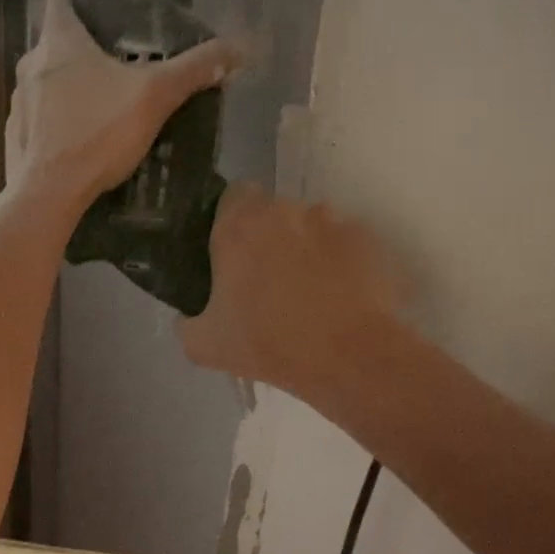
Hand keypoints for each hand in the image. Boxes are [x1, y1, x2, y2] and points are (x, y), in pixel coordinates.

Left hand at [5, 0, 239, 209]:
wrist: (48, 195)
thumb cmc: (97, 134)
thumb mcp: (154, 96)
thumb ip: (193, 69)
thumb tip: (237, 50)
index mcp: (58, 42)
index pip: (60, 0)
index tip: (101, 9)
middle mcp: (30, 65)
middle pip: (55, 44)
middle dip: (81, 50)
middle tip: (114, 61)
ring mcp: (17, 104)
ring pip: (44, 84)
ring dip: (66, 88)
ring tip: (99, 102)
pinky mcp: (15, 138)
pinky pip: (37, 120)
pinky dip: (54, 123)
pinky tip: (76, 139)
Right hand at [179, 184, 407, 396]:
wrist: (348, 358)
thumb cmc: (267, 344)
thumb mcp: (204, 345)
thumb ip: (187, 322)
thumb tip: (188, 316)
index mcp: (238, 226)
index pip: (233, 196)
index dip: (232, 220)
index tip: (232, 251)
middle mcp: (284, 211)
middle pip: (273, 212)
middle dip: (270, 237)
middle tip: (268, 279)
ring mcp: (331, 221)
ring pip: (311, 225)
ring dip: (306, 247)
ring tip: (310, 291)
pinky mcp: (367, 239)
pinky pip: (346, 244)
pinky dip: (341, 263)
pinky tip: (340, 297)